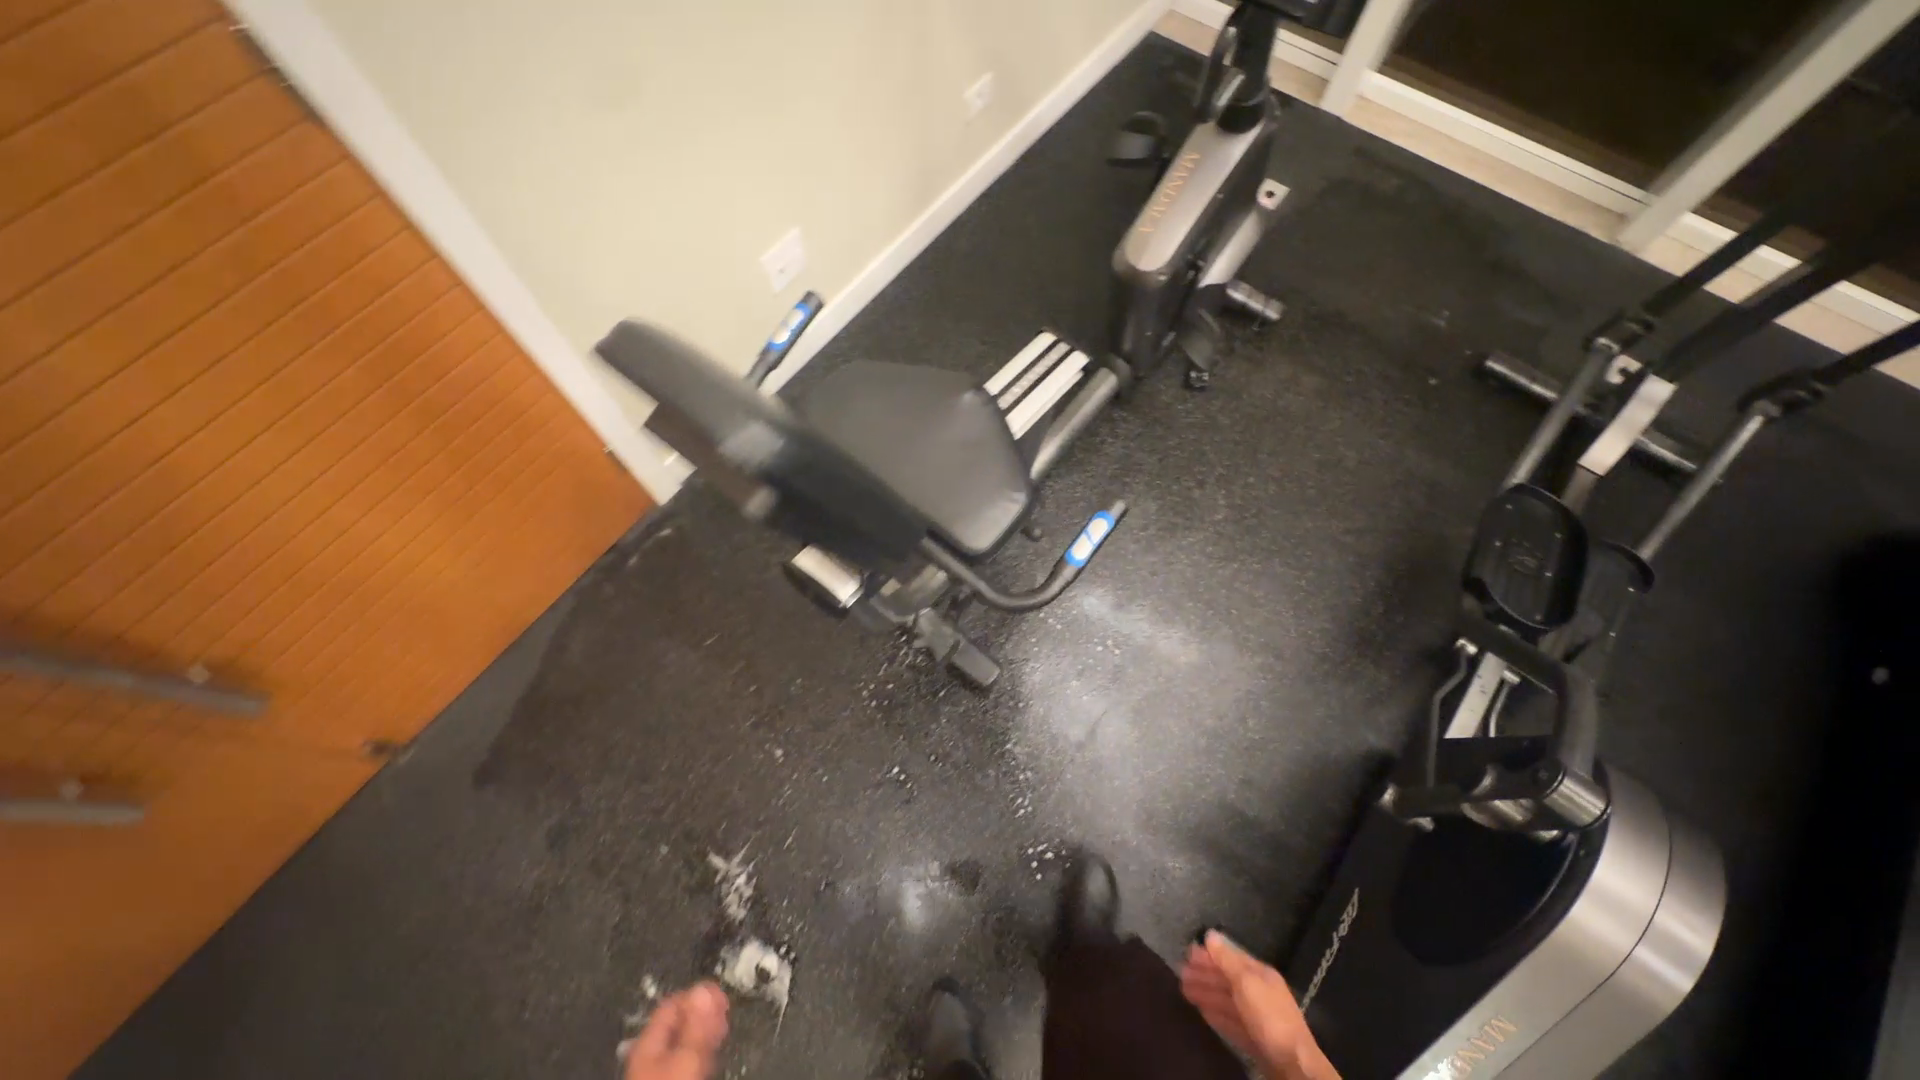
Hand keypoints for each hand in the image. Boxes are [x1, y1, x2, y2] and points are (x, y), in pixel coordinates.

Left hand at [623, 982, 729, 1079]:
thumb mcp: (686, 1060)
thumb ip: (696, 1026)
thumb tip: (705, 988)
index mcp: (649, 1044)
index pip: (671, 1005)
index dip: (696, 996)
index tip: (721, 995)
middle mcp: (652, 1055)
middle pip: (676, 1024)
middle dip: (702, 1013)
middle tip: (725, 1008)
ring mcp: (660, 1073)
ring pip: (682, 1043)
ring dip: (703, 1031)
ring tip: (723, 1027)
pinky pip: (686, 1060)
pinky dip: (701, 1050)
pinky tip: (712, 1054)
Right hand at [1180, 931, 1340, 1079]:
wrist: (1291, 1062)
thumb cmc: (1268, 1015)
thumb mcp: (1246, 982)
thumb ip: (1227, 959)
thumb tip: (1210, 934)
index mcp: (1260, 974)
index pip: (1231, 958)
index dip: (1210, 954)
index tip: (1187, 952)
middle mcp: (1258, 992)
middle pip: (1227, 978)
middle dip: (1204, 973)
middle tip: (1180, 971)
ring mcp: (1256, 1016)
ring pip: (1226, 999)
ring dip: (1206, 992)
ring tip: (1184, 989)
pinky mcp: (1252, 1036)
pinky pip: (1229, 1019)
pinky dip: (1215, 1013)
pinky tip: (1202, 1011)